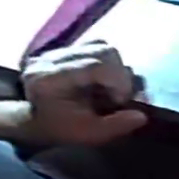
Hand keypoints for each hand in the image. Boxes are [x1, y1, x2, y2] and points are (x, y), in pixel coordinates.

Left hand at [20, 41, 147, 144]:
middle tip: (117, 93)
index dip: (120, 83)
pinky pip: (93, 46)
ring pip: (100, 46)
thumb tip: (140, 115)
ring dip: (116, 66)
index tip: (120, 101)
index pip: (97, 65)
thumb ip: (118, 124)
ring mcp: (55, 52)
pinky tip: (104, 77)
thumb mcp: (93, 133)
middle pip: (102, 51)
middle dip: (120, 73)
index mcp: (51, 78)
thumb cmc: (67, 128)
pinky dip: (108, 61)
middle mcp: (49, 59)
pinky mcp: (64, 51)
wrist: (38, 120)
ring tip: (111, 84)